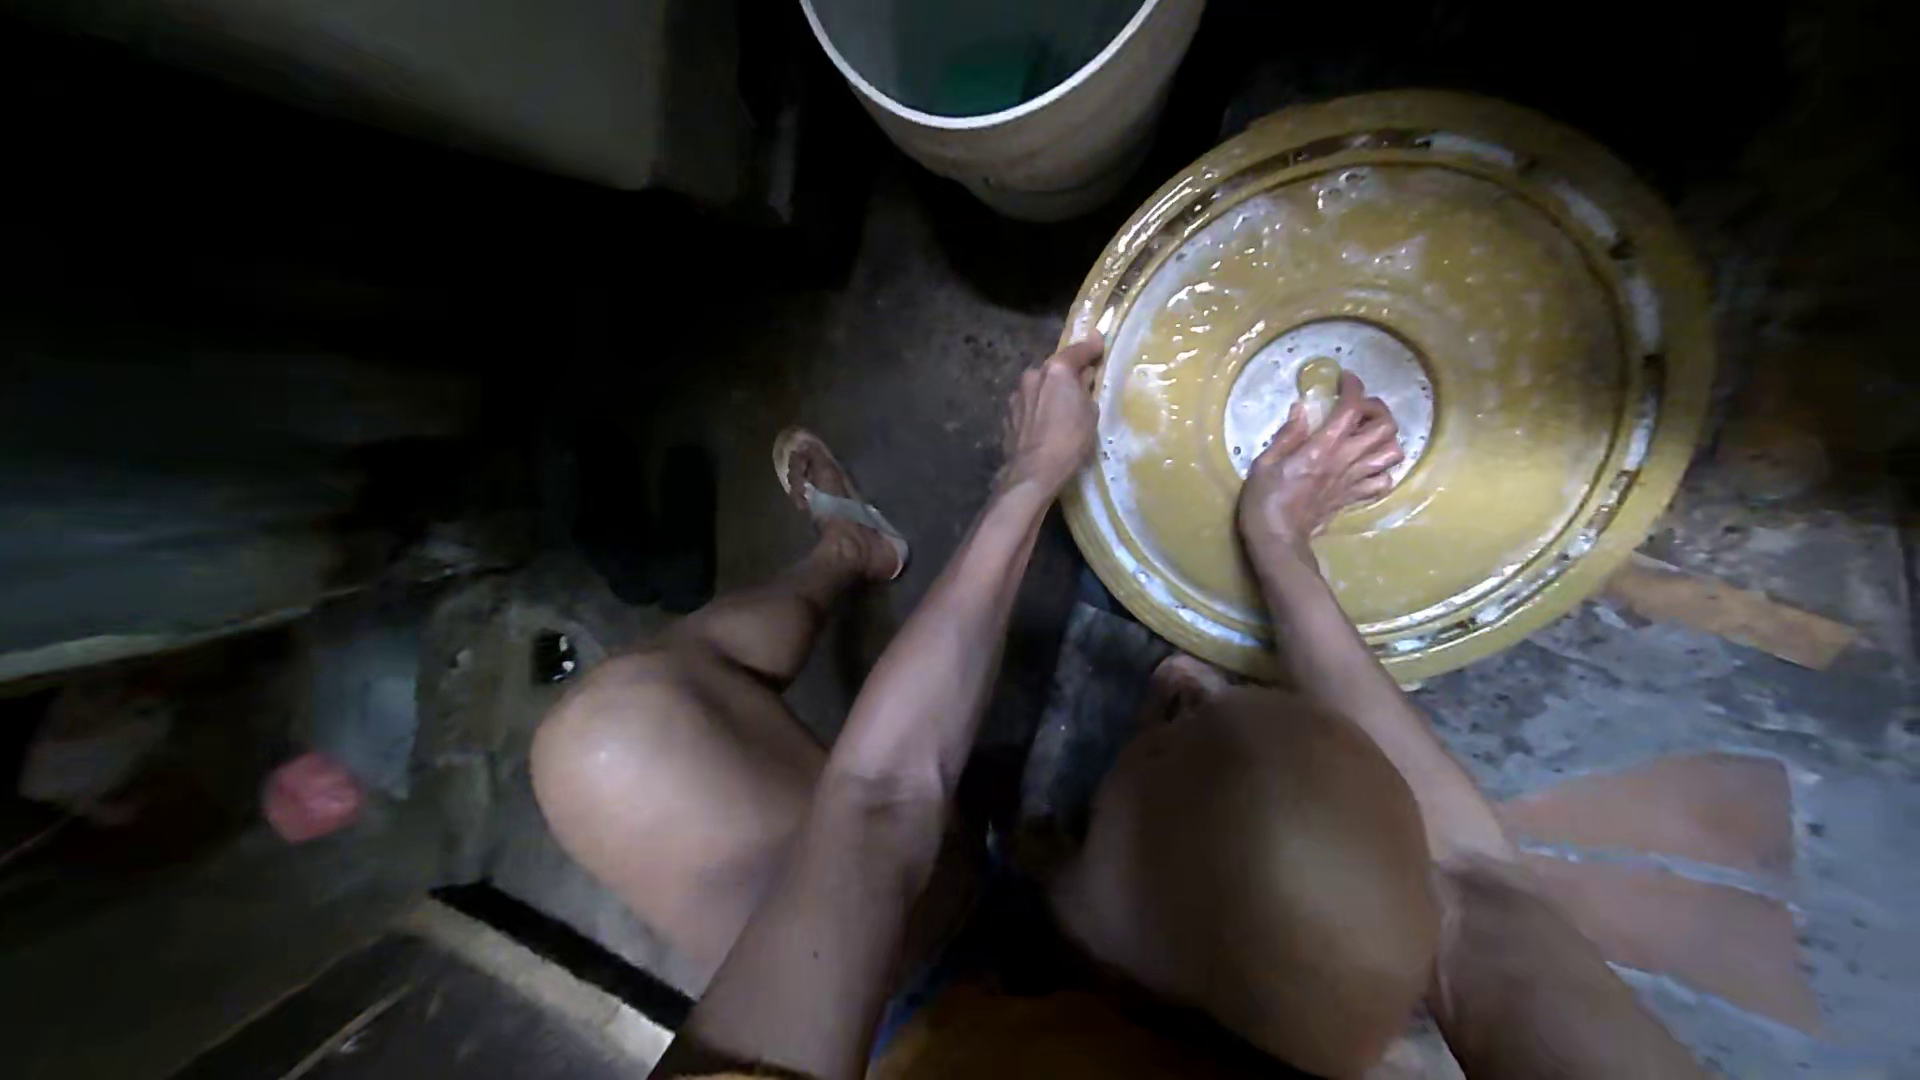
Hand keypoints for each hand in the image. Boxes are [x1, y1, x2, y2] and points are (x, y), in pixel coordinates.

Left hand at [999, 336, 1103, 495]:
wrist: (1033, 471)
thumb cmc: (1070, 441)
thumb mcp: (1090, 412)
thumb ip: (1086, 388)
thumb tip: (1083, 376)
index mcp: (1056, 370)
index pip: (1078, 351)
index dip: (1092, 347)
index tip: (1100, 342)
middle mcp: (1032, 375)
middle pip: (1055, 368)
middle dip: (1067, 373)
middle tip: (1081, 384)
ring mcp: (1016, 394)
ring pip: (1038, 386)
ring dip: (1049, 391)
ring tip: (1060, 408)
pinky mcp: (1008, 414)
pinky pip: (1028, 403)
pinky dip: (1037, 407)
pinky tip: (1044, 423)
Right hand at [1238, 371, 1402, 565]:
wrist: (1277, 539)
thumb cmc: (1264, 500)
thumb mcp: (1264, 463)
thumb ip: (1287, 435)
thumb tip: (1302, 408)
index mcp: (1322, 448)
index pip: (1351, 408)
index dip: (1354, 387)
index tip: (1345, 379)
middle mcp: (1346, 461)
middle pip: (1384, 427)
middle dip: (1376, 409)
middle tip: (1357, 409)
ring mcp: (1354, 481)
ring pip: (1392, 452)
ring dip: (1385, 438)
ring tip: (1366, 435)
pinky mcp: (1354, 498)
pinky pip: (1384, 481)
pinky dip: (1383, 470)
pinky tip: (1367, 465)